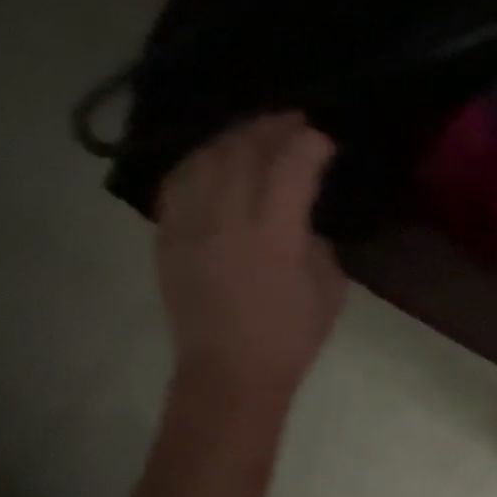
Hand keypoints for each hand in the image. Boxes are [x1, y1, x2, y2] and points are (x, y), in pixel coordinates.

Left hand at [155, 113, 345, 400]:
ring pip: (206, 158)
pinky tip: (215, 158)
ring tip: (255, 133)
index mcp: (275, 237)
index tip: (324, 140)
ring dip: (234, 137)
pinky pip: (178, 181)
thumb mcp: (329, 288)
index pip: (291, 167)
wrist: (229, 374)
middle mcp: (227, 220)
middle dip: (272, 128)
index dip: (309, 144)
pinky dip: (200, 160)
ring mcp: (190, 225)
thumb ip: (315, 241)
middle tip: (293, 121)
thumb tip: (299, 217)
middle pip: (244, 151)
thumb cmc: (291, 337)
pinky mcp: (167, 236)